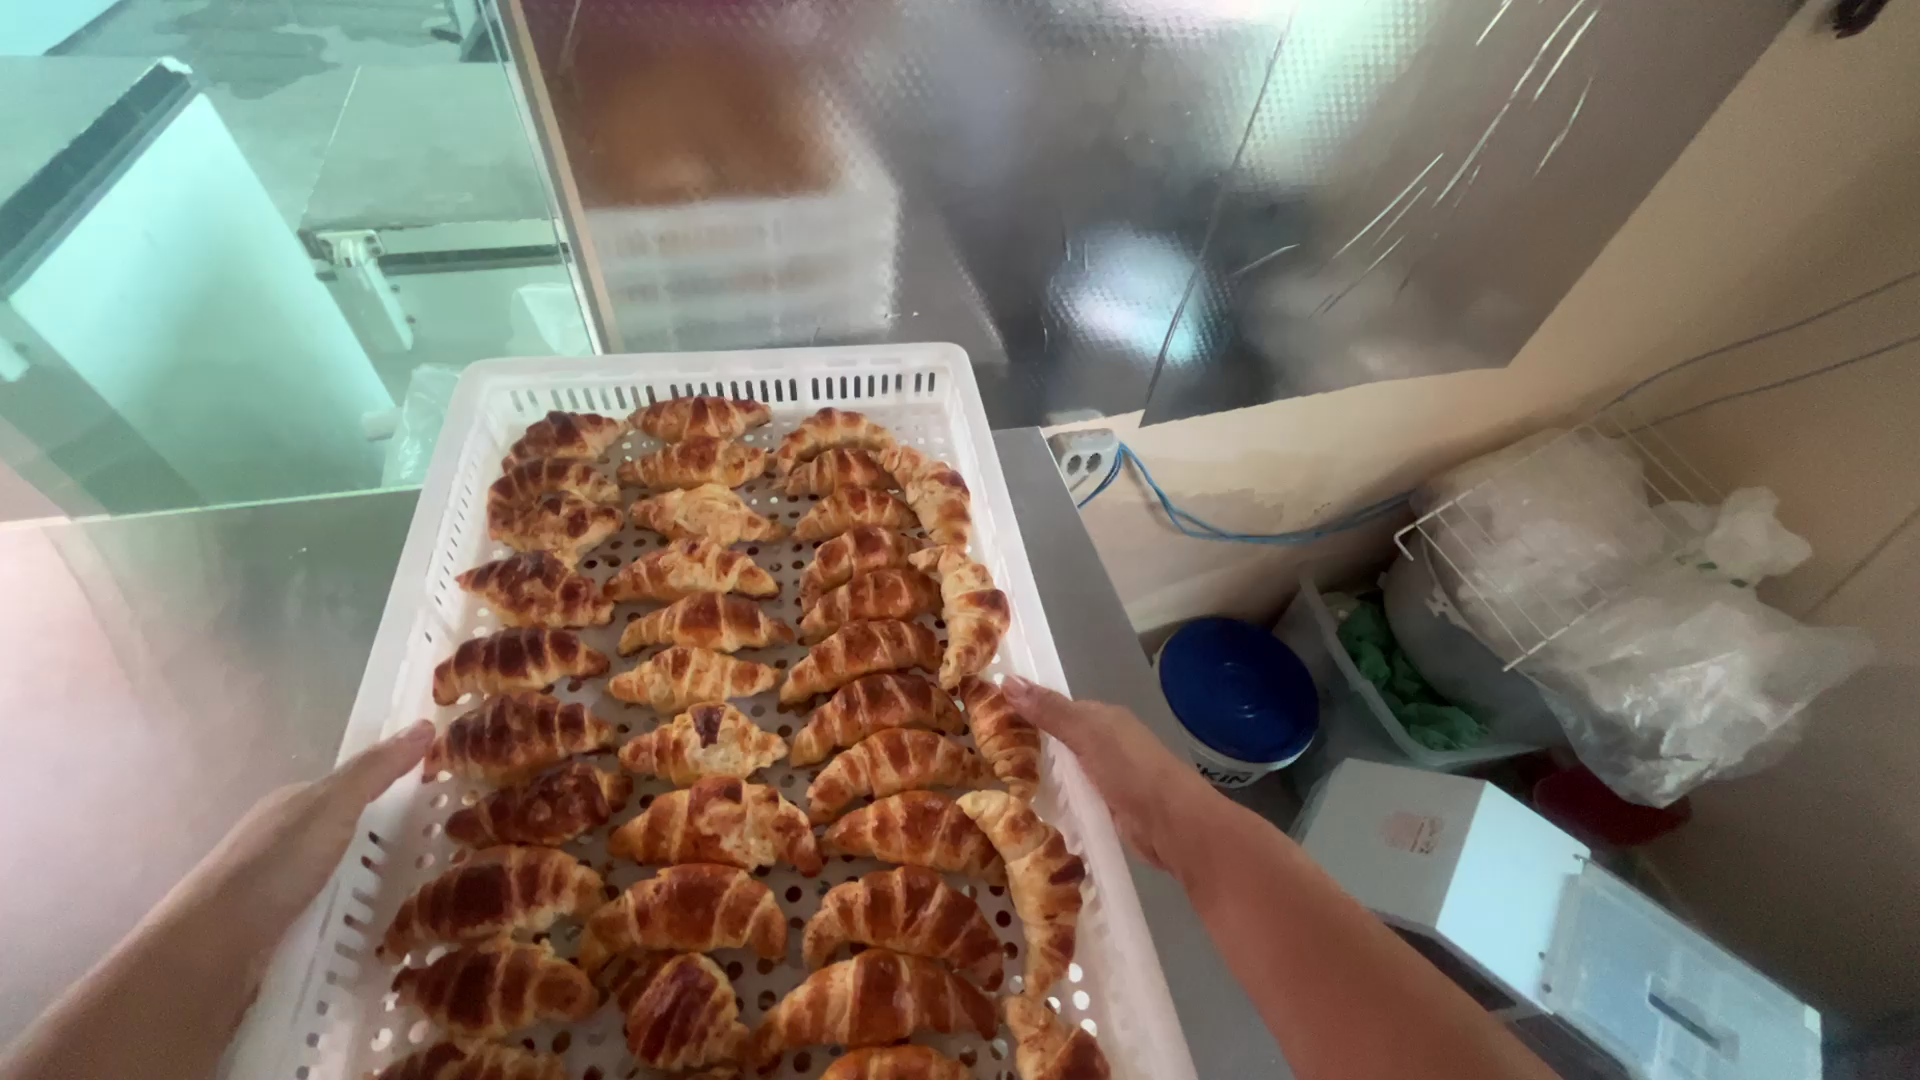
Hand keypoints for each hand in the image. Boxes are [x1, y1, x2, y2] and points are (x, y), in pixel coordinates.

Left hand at [182, 720, 434, 964]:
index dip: (404, 783)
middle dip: (404, 836)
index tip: (455, 792)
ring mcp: (289, 889)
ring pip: (357, 874)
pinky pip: (348, 912)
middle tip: (464, 840)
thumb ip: (377, 769)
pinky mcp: (292, 932)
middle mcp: (292, 842)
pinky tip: (405, 922)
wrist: (204, 961)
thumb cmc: (270, 870)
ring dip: (391, 880)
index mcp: (298, 805)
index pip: (361, 785)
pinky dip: (373, 915)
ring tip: (449, 887)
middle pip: (362, 830)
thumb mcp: (332, 807)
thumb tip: (426, 722)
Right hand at [1002, 676, 1216, 872]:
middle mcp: (1105, 742)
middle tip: (982, 753)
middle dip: (1027, 745)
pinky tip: (1028, 807)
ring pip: (1063, 770)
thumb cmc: (1131, 770)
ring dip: (1039, 775)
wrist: (1173, 825)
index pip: (1056, 707)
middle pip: (1058, 739)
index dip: (1025, 709)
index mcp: (1103, 717)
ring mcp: (1106, 777)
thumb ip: (1049, 711)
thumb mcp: (1087, 734)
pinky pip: (1071, 797)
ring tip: (994, 782)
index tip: (987, 716)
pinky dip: (1053, 800)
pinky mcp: (1105, 808)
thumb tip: (1006, 678)